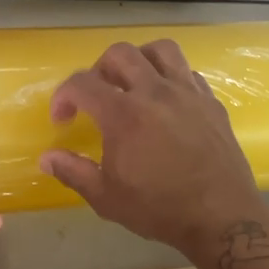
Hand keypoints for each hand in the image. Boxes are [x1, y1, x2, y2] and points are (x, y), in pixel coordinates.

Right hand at [38, 40, 267, 250]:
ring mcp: (187, 94)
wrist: (222, 218)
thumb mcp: (106, 198)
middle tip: (95, 97)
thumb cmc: (159, 209)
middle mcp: (155, 93)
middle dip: (98, 70)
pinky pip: (187, 72)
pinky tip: (164, 101)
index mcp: (123, 115)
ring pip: (160, 50)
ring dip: (138, 60)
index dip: (63, 96)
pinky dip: (169, 77)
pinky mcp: (211, 102)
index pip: (82, 84)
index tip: (62, 120)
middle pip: (120, 54)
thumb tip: (46, 158)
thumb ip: (72, 171)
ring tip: (132, 84)